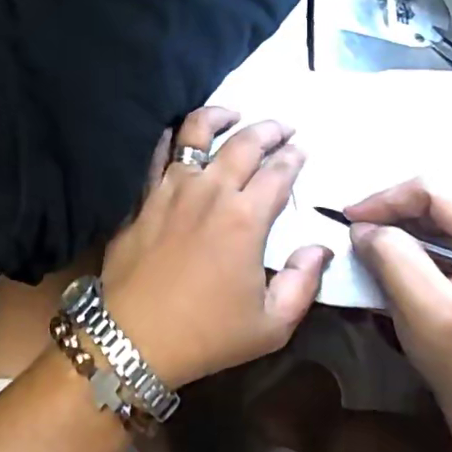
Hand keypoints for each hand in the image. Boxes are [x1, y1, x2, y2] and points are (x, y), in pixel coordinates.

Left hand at [98, 108, 331, 388]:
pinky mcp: (145, 193)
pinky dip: (171, 135)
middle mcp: (212, 189)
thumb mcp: (270, 326)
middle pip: (245, 142)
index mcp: (246, 218)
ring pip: (197, 132)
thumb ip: (303, 283)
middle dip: (269, 129)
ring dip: (219, 116)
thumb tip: (320, 248)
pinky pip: (158, 151)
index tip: (301, 149)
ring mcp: (174, 186)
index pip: (278, 172)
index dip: (294, 157)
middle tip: (282, 127)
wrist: (130, 339)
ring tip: (232, 113)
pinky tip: (179, 131)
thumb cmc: (206, 335)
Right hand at [346, 179, 451, 451]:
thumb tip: (364, 227)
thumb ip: (395, 260)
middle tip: (356, 235)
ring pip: (433, 224)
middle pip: (435, 204)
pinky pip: (438, 246)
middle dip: (391, 216)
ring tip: (368, 253)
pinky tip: (390, 271)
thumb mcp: (430, 318)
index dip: (387, 199)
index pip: (436, 193)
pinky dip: (408, 253)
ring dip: (397, 235)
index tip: (350, 219)